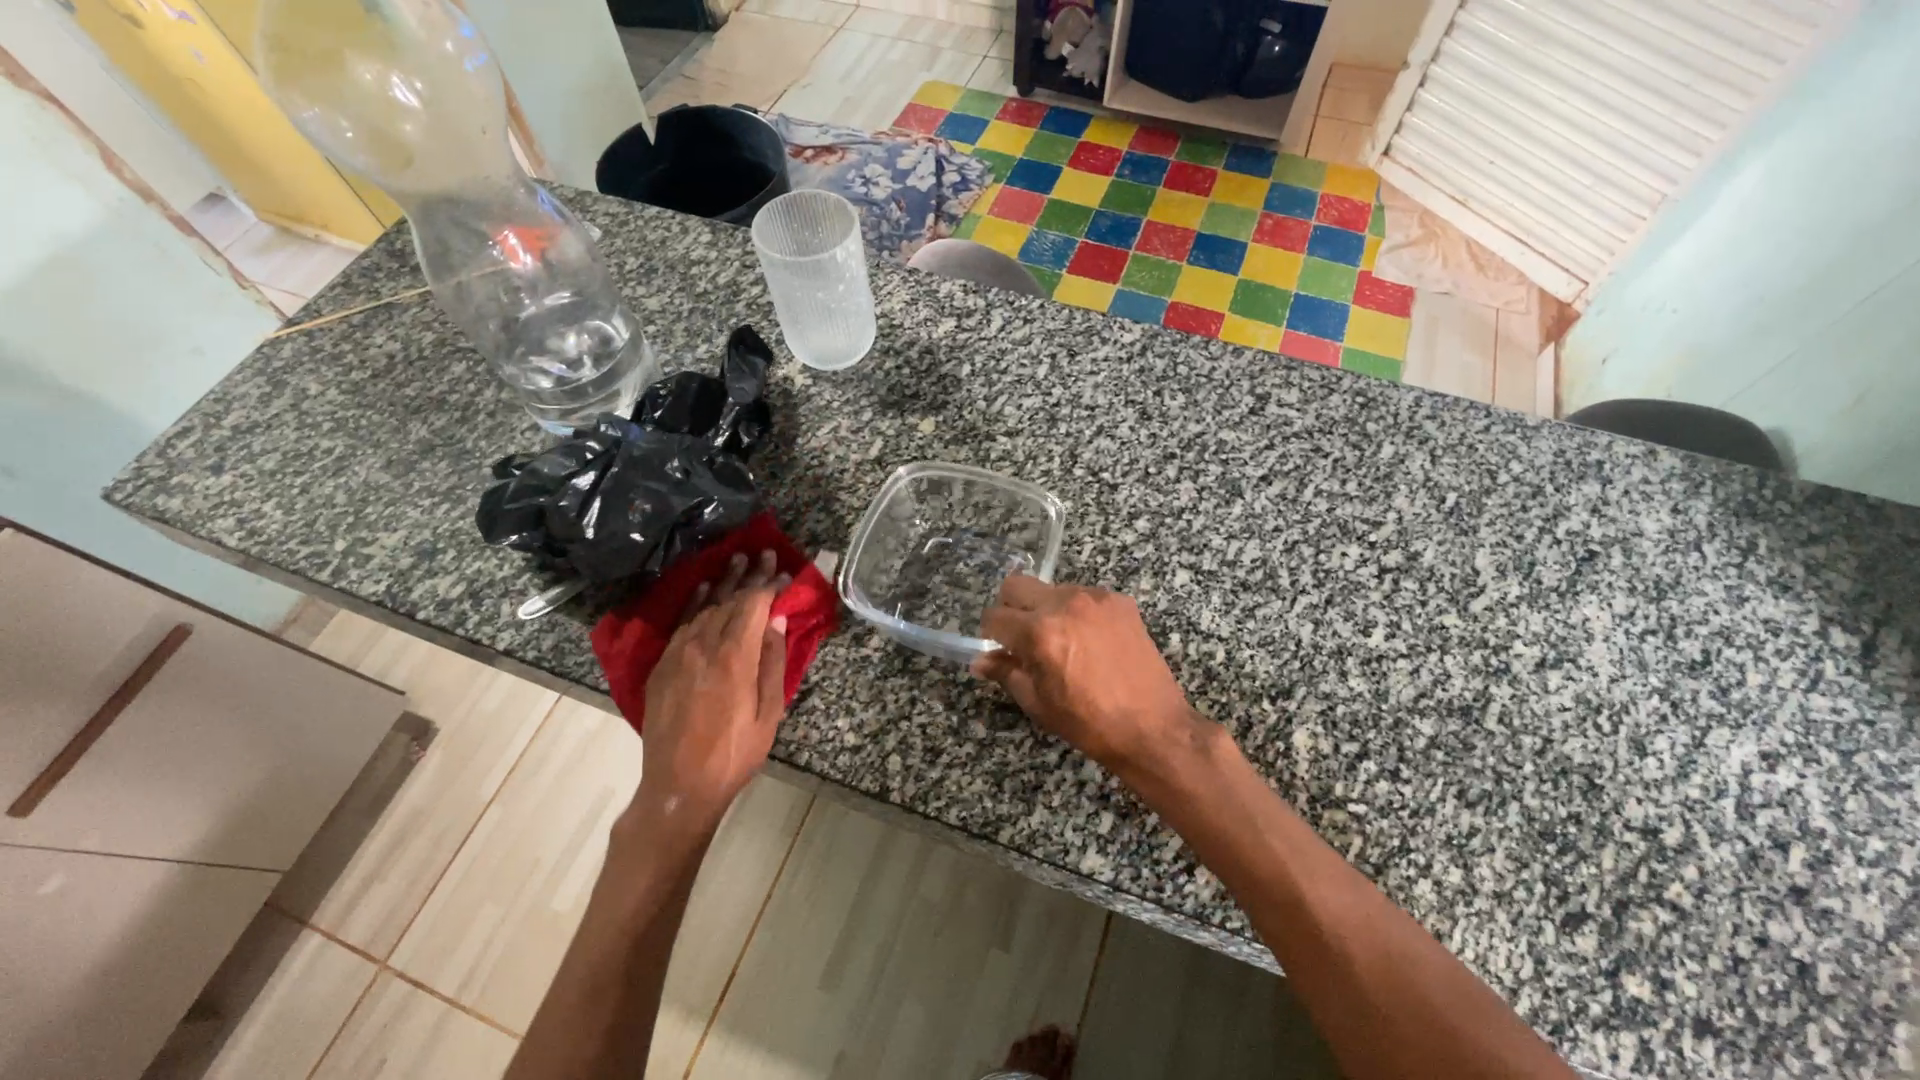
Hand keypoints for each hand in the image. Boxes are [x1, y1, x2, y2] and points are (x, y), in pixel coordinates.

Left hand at [632, 551, 789, 826]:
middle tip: (763, 553)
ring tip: (736, 562)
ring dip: (722, 583)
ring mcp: (678, 655)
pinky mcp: (662, 666)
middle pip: (728, 601)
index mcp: (734, 658)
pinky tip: (702, 590)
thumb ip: (772, 663)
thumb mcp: (768, 713)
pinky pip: (681, 624)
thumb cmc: (735, 754)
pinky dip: (694, 603)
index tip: (783, 571)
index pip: (753, 606)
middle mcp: (703, 647)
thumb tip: (776, 622)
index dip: (769, 586)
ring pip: (703, 608)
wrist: (679, 786)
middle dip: (748, 576)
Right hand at [972, 576, 1197, 771]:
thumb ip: (1006, 673)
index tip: (999, 648)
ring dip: (1045, 609)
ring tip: (1062, 643)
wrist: (1152, 727)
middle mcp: (1065, 604)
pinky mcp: (1120, 602)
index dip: (990, 635)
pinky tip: (1089, 641)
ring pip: (1051, 589)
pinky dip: (1076, 612)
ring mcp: (1096, 599)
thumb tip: (980, 661)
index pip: (995, 616)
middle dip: (1011, 609)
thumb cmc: (1089, 722)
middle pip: (1016, 585)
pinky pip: (1084, 596)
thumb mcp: (1038, 703)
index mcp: (1040, 633)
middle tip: (1022, 638)